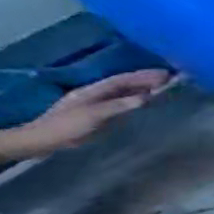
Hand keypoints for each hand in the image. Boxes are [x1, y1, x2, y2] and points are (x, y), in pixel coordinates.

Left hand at [0, 70, 171, 158]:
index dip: (144, 76)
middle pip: (124, 84)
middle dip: (146, 80)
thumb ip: (119, 105)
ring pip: (124, 92)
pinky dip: (138, 99)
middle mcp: (96, 94)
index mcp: (93, 91)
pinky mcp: (100, 114)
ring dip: (144, 88)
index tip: (165, 73)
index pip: (122, 80)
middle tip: (171, 78)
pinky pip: (124, 102)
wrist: (43, 140)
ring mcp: (97, 104)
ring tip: (165, 87)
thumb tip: (147, 97)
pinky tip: (147, 101)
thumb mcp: (93, 115)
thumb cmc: (67, 126)